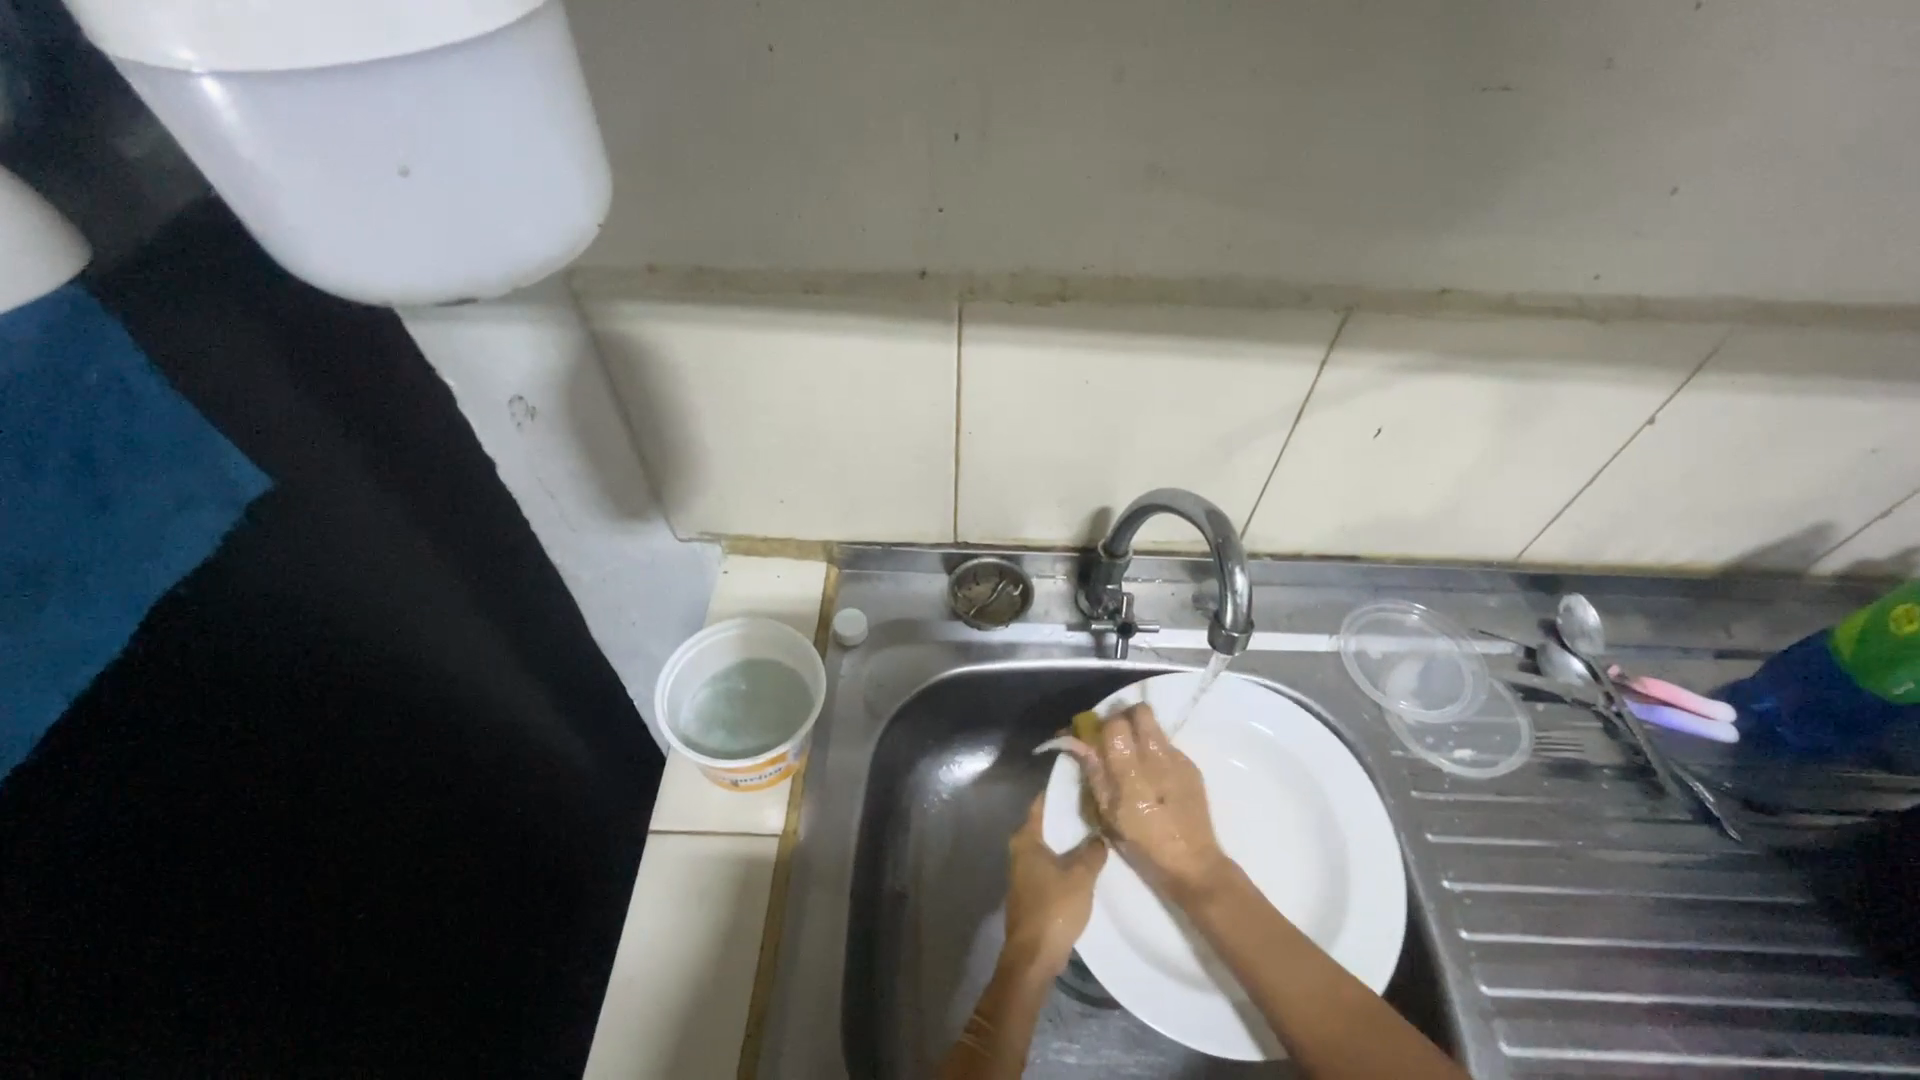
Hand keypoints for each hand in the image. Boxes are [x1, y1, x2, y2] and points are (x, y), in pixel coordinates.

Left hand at [1002, 794, 1106, 975]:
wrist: (1034, 956)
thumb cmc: (1053, 909)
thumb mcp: (1080, 877)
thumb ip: (1092, 852)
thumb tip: (1100, 837)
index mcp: (1026, 839)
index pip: (1043, 804)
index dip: (1061, 792)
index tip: (1083, 782)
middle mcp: (1020, 850)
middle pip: (1047, 825)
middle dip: (1070, 817)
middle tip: (1098, 807)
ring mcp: (1025, 871)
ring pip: (1051, 847)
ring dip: (1071, 842)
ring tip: (1099, 833)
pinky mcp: (1033, 890)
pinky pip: (1053, 866)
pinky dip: (1068, 861)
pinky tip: (1090, 863)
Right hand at [1062, 703, 1231, 901]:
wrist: (1192, 862)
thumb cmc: (1143, 844)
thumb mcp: (1108, 815)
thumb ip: (1095, 774)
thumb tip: (1080, 744)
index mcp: (1131, 771)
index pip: (1115, 723)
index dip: (1103, 724)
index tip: (1096, 736)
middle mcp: (1156, 756)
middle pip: (1141, 711)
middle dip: (1126, 717)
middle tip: (1117, 737)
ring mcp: (1178, 759)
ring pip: (1156, 726)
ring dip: (1142, 732)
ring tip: (1136, 757)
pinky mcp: (1192, 767)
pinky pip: (1168, 746)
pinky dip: (1157, 752)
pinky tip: (1157, 777)